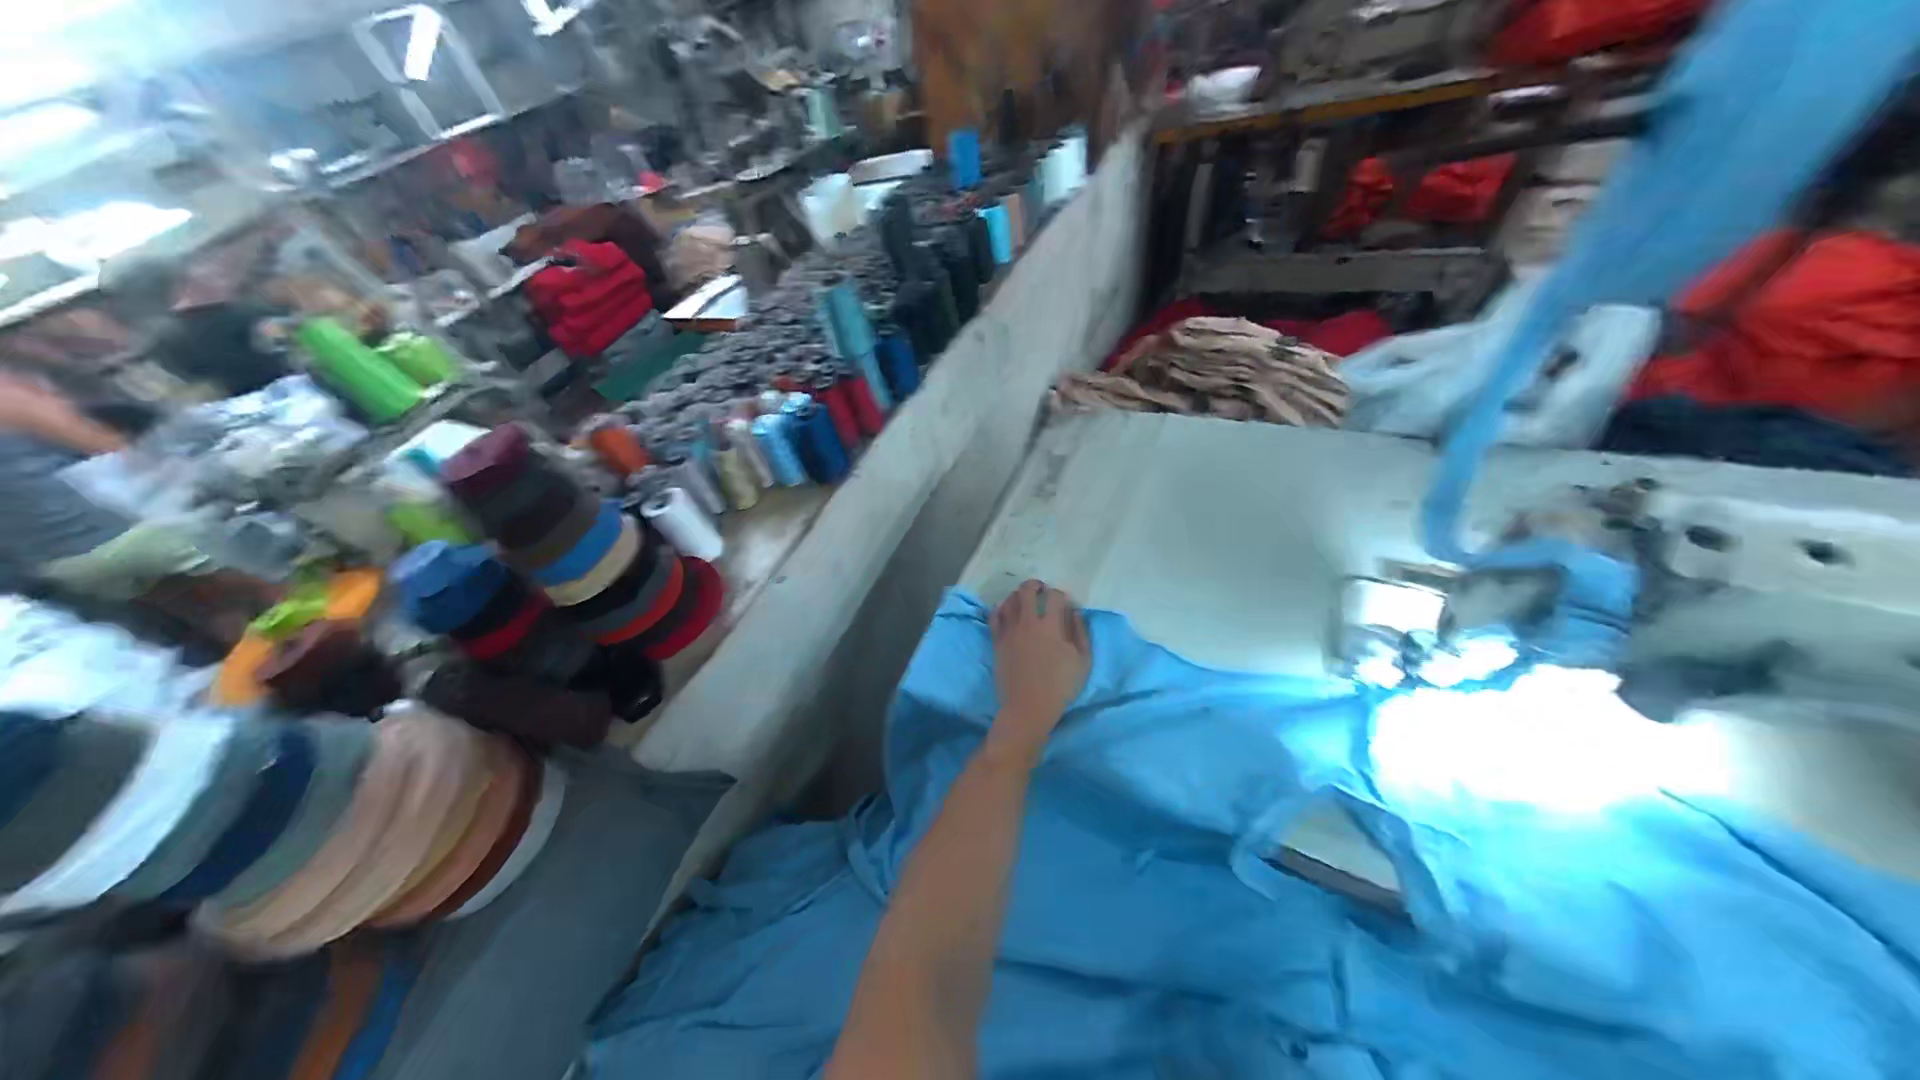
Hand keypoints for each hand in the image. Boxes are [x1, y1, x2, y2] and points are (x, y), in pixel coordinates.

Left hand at [988, 580, 1090, 759]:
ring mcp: (1009, 631)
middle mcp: (1028, 623)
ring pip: (1009, 600)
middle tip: (1042, 590)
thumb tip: (1074, 612)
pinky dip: (1001, 608)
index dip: (1061, 595)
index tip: (1064, 602)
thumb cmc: (1060, 687)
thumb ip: (1080, 633)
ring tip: (1025, 599)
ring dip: (1018, 595)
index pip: (1055, 596)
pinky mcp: (997, 641)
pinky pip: (995, 616)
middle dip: (1036, 586)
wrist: (1028, 707)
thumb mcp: (1082, 661)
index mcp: (1051, 626)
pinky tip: (1006, 610)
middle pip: (1027, 591)